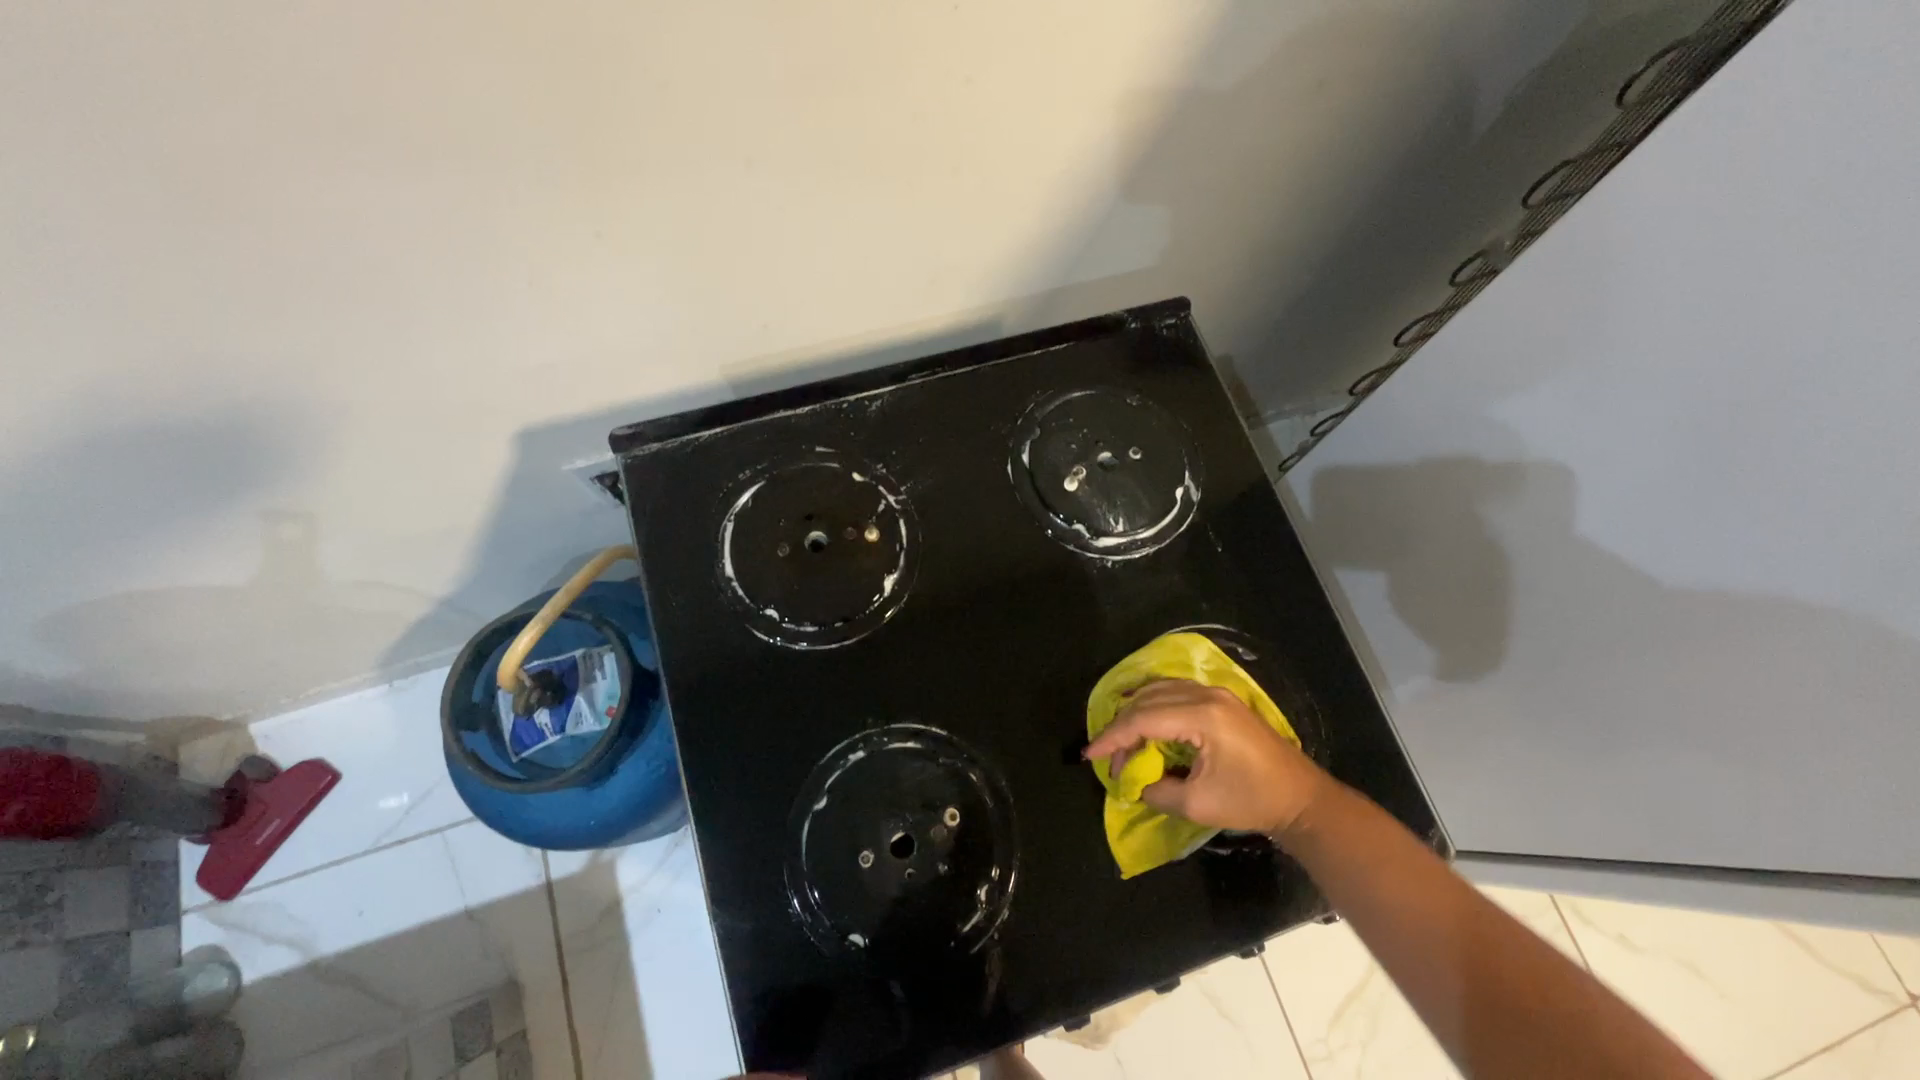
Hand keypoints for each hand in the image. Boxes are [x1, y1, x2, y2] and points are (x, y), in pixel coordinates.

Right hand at [1082, 679, 1332, 836]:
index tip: (1090, 756)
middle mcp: (1207, 695)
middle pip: (1147, 699)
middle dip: (1121, 728)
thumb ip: (1156, 789)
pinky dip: (1152, 706)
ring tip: (1121, 743)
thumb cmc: (1251, 801)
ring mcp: (1216, 693)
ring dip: (1135, 714)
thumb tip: (1132, 782)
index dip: (1113, 738)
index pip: (1143, 718)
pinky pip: (1175, 692)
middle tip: (1107, 758)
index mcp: (1203, 716)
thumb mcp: (1196, 804)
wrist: (1300, 798)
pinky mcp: (1221, 700)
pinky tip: (1143, 724)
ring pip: (1159, 690)